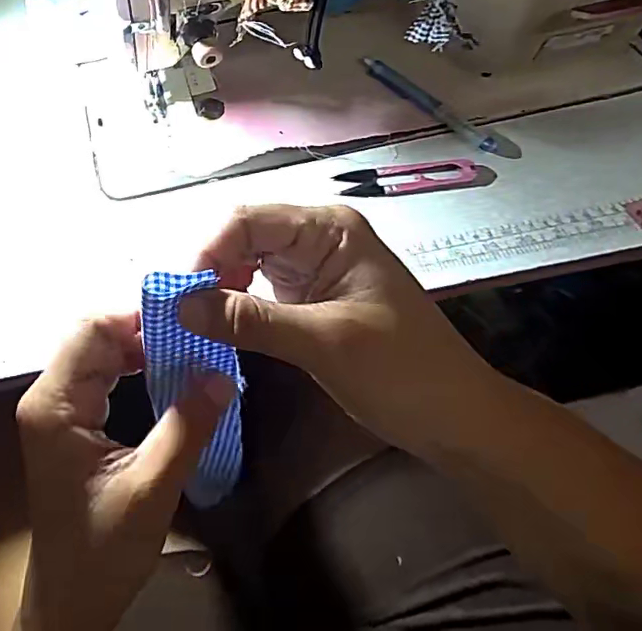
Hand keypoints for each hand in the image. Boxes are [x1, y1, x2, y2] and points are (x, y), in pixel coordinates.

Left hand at [15, 313, 234, 630]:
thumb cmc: (101, 550)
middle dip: (138, 330)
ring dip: (135, 348)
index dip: (132, 318)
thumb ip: (185, 428)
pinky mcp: (65, 422)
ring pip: (94, 354)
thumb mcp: (151, 489)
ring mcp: (53, 409)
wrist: (70, 599)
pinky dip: (128, 368)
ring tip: (182, 347)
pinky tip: (159, 372)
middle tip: (189, 331)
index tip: (181, 317)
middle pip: (90, 339)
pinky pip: (97, 377)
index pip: (89, 332)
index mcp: (53, 404)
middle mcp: (46, 396)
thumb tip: (220, 375)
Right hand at [176, 204, 500, 456]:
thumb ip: (249, 320)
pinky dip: (231, 301)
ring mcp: (309, 263)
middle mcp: (315, 235)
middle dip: (209, 266)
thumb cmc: (405, 373)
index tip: (183, 291)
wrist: (461, 422)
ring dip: (216, 284)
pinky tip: (218, 320)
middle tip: (181, 306)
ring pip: (242, 259)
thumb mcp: (323, 343)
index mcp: (328, 228)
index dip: (209, 249)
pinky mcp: (304, 292)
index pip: (248, 219)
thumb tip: (180, 308)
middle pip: (241, 235)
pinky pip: (253, 285)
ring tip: (193, 315)